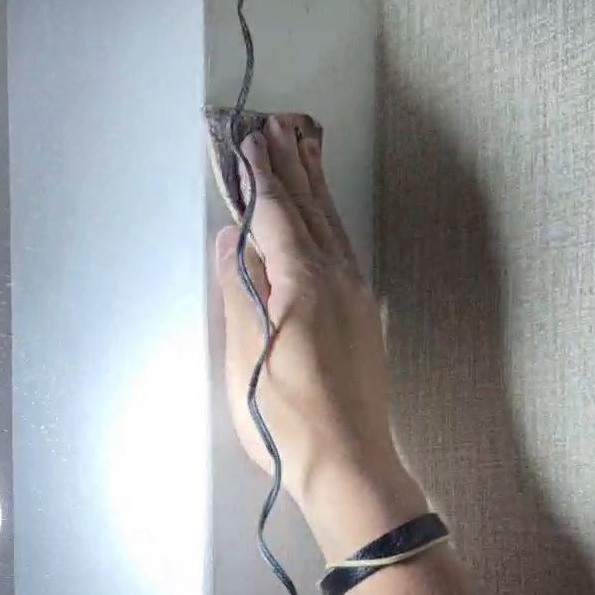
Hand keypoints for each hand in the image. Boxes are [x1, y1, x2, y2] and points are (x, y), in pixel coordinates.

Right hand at [217, 115, 428, 559]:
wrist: (347, 465)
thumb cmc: (285, 419)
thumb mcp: (245, 355)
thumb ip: (238, 291)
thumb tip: (230, 241)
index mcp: (305, 280)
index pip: (278, 215)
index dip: (261, 178)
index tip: (249, 142)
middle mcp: (338, 279)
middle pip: (312, 212)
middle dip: (292, 169)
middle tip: (278, 129)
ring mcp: (357, 300)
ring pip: (333, 231)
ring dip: (315, 192)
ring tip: (303, 157)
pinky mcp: (364, 324)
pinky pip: (344, 256)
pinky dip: (328, 228)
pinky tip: (323, 228)